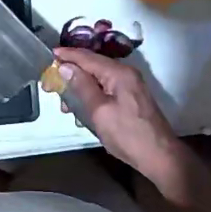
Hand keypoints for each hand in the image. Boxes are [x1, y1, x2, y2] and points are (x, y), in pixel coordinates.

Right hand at [52, 48, 198, 197]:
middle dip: (71, 73)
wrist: (160, 156)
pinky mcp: (131, 99)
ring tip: (65, 105)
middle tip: (51, 85)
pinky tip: (82, 110)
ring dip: (80, 88)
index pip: (88, 57)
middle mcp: (126, 74)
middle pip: (93, 66)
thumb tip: (66, 66)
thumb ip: (82, 86)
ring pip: (99, 79)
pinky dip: (91, 95)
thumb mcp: (99, 111)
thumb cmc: (128, 134)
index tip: (49, 54)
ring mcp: (130, 86)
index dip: (67, 55)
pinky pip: (106, 89)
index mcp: (119, 73)